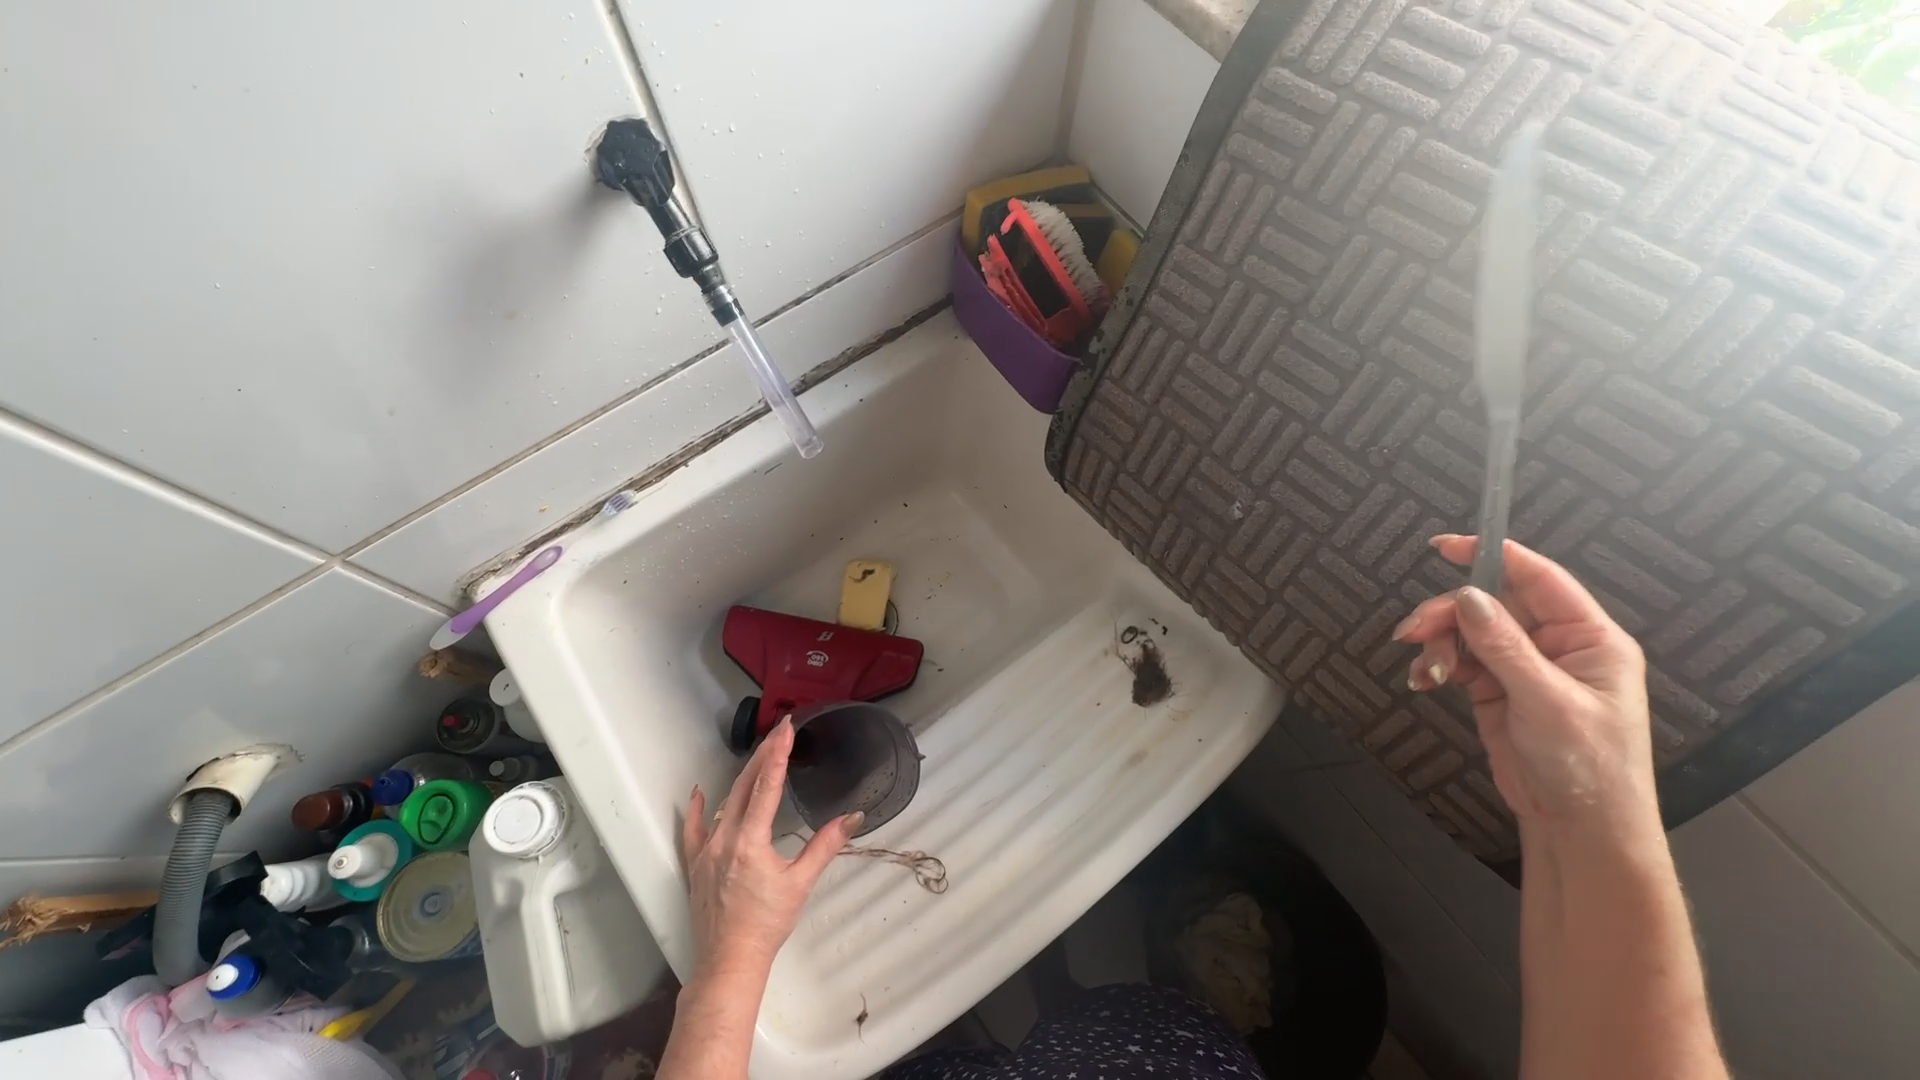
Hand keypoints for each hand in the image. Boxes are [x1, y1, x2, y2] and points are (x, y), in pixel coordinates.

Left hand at [681, 717, 861, 980]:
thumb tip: (853, 817)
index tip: (786, 730)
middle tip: (779, 732)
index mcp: (750, 841)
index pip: (766, 786)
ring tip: (758, 755)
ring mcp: (706, 851)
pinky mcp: (696, 864)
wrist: (730, 962)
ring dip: (743, 777)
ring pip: (724, 803)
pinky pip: (694, 829)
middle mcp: (724, 839)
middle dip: (763, 756)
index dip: (778, 754)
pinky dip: (698, 809)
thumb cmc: (766, 925)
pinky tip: (699, 793)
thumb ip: (825, 845)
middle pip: (744, 786)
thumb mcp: (800, 883)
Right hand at [1394, 535, 1657, 836]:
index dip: (1494, 555)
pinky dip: (1436, 665)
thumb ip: (1505, 647)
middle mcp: (1555, 644)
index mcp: (1587, 638)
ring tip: (1424, 670)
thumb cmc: (1586, 765)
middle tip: (1413, 631)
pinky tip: (1424, 681)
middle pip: (1491, 605)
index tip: (1445, 545)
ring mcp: (1523, 666)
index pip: (1539, 579)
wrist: (1577, 825)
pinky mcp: (1496, 688)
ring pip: (1468, 631)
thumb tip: (1466, 596)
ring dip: (1438, 643)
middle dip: (1449, 614)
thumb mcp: (1547, 702)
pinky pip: (1458, 659)